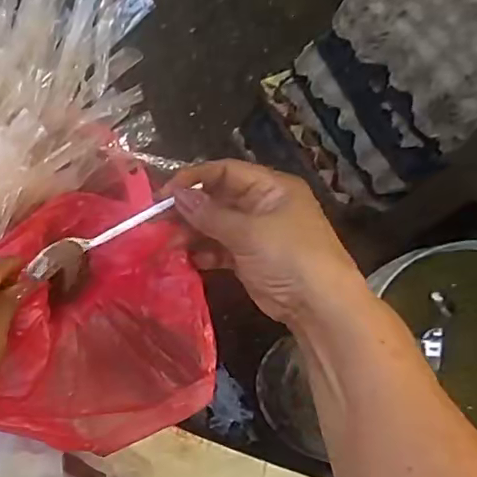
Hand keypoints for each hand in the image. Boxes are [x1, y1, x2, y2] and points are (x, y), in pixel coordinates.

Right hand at [167, 160, 367, 327]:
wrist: (319, 305)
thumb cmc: (290, 257)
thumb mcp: (248, 232)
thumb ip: (210, 214)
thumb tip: (177, 194)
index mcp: (270, 188)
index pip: (225, 171)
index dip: (194, 179)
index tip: (164, 194)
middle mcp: (262, 206)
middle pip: (217, 199)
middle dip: (188, 209)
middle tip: (157, 222)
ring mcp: (255, 234)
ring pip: (214, 226)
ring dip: (191, 233)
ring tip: (166, 244)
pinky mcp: (248, 259)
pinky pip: (218, 249)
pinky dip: (202, 253)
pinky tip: (185, 260)